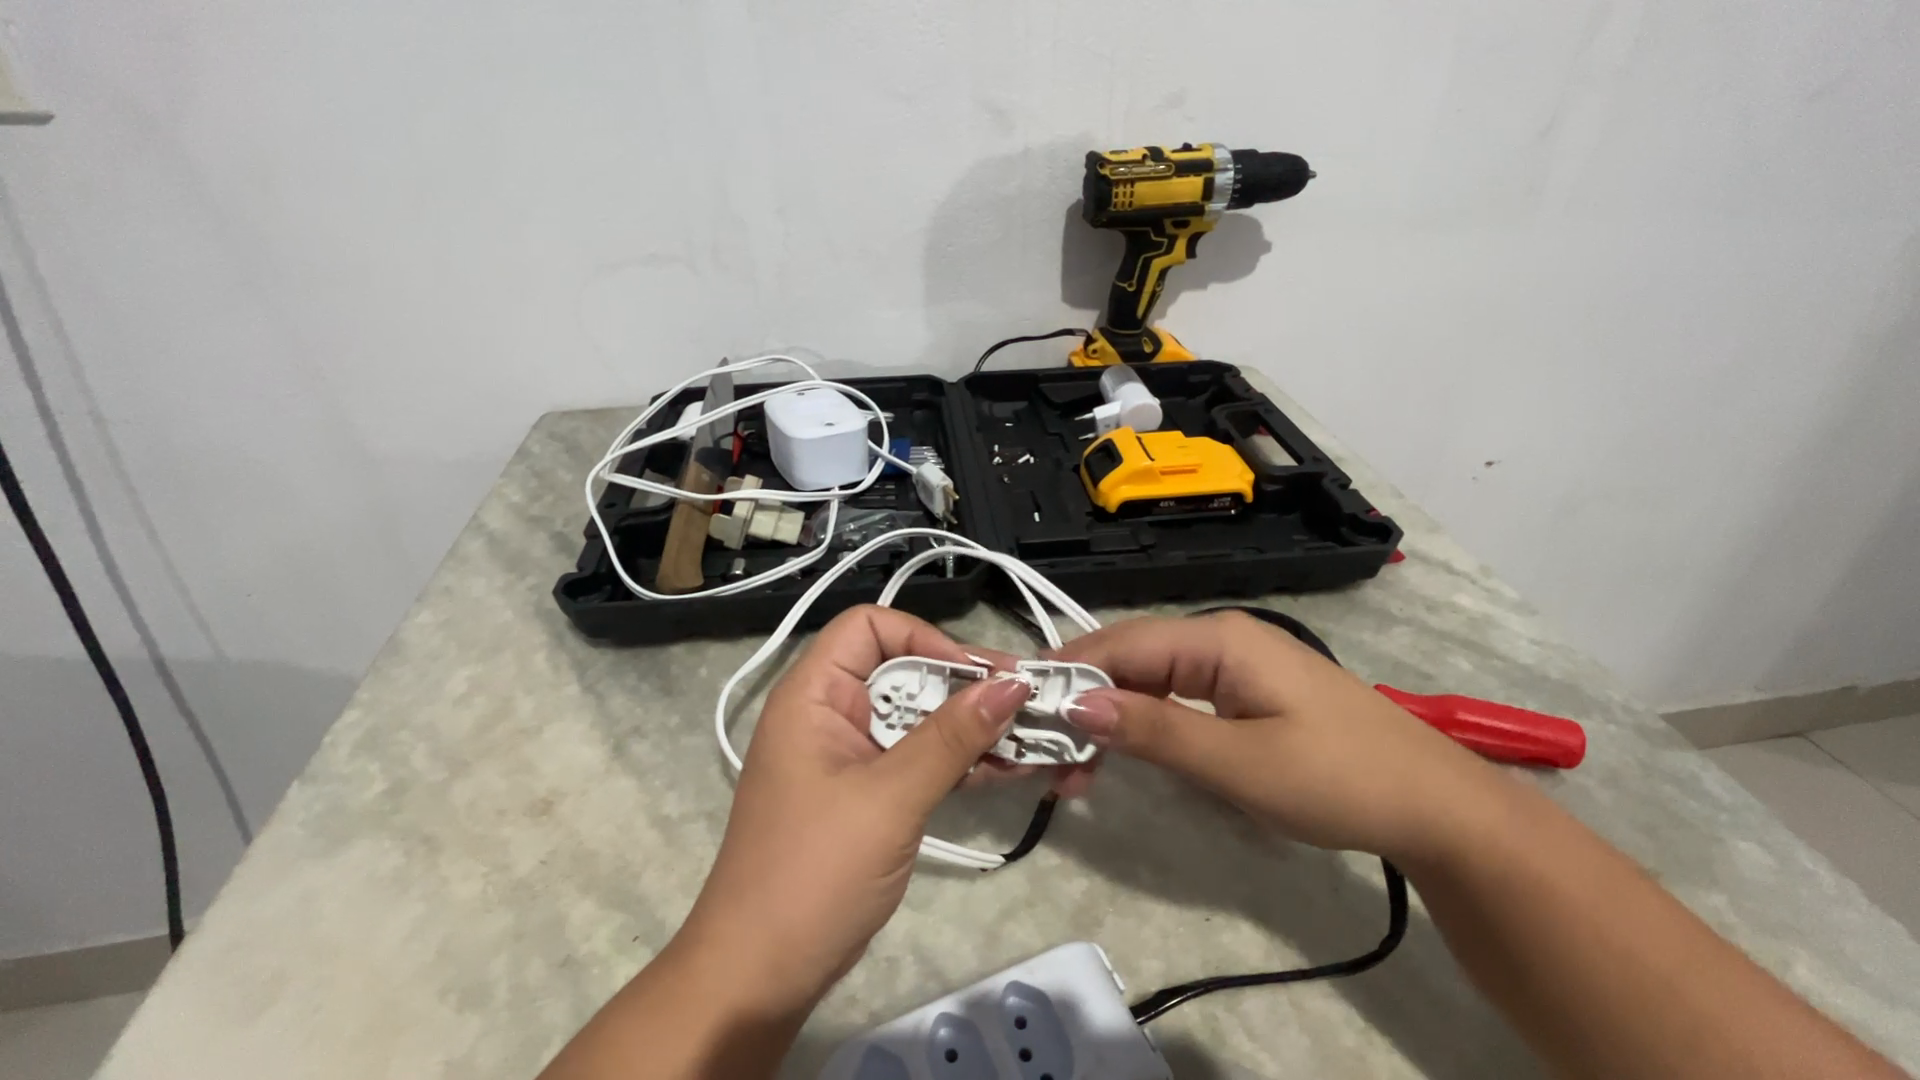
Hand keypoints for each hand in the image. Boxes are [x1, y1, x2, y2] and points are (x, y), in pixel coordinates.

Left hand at [675, 605, 1033, 1014]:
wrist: (760, 975)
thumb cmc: (813, 873)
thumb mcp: (889, 799)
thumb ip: (951, 738)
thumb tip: (1011, 684)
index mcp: (813, 696)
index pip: (870, 627)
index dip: (925, 639)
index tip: (978, 678)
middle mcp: (828, 715)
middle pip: (903, 672)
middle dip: (964, 688)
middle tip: (1028, 708)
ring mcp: (847, 758)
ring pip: (916, 719)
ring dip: (969, 728)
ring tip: (1031, 743)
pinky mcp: (865, 797)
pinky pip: (916, 759)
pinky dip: (956, 762)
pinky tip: (1005, 771)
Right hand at [1053, 610, 1501, 860]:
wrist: (1435, 807)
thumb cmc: (1339, 780)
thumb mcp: (1239, 762)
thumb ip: (1155, 730)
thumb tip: (1075, 703)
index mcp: (1220, 640)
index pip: (1120, 644)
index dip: (1066, 674)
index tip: (1018, 710)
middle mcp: (1220, 640)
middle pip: (1129, 658)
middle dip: (1081, 699)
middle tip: (1041, 753)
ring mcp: (1233, 666)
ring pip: (1148, 680)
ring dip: (1107, 717)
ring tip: (1071, 767)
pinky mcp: (1242, 695)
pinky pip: (1174, 698)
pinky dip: (1141, 725)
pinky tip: (1118, 754)